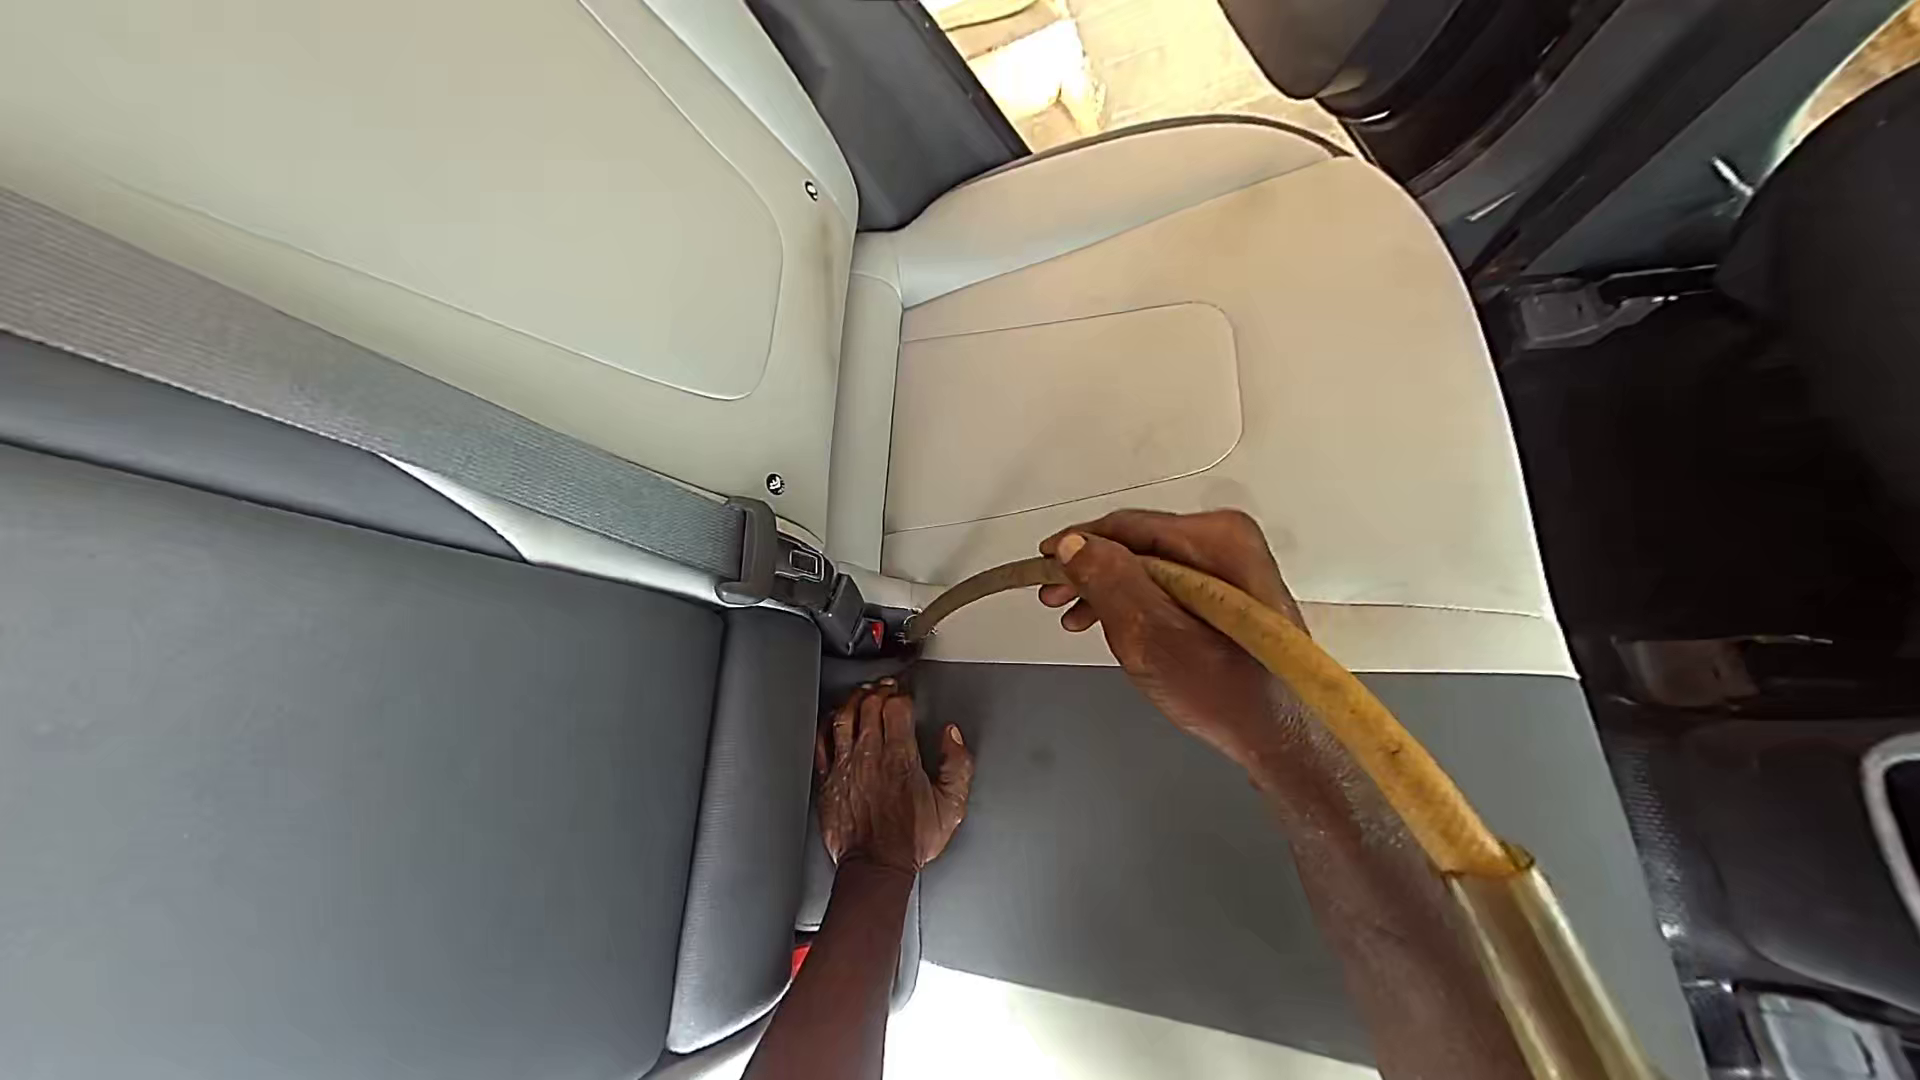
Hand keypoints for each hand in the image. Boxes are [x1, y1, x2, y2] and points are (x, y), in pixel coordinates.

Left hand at [816, 681, 974, 873]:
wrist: (876, 867)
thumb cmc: (911, 839)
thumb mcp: (952, 806)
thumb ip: (957, 765)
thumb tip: (952, 736)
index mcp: (901, 757)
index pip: (897, 707)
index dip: (901, 694)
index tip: (905, 694)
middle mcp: (871, 755)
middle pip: (870, 705)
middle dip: (879, 691)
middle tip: (885, 689)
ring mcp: (846, 765)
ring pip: (845, 717)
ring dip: (854, 700)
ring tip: (862, 695)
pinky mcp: (829, 779)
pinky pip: (822, 741)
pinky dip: (827, 724)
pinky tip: (834, 719)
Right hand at [1038, 510, 1306, 769]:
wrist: (1279, 737)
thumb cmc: (1227, 694)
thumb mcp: (1152, 636)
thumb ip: (1109, 583)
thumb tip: (1073, 546)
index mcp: (1216, 541)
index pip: (1124, 527)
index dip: (1076, 545)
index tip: (1042, 561)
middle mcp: (1226, 542)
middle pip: (1135, 544)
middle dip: (1089, 570)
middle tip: (1053, 593)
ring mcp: (1229, 566)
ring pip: (1145, 565)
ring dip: (1105, 587)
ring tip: (1074, 614)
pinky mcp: (1225, 591)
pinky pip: (1163, 582)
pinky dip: (1131, 599)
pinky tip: (1108, 620)